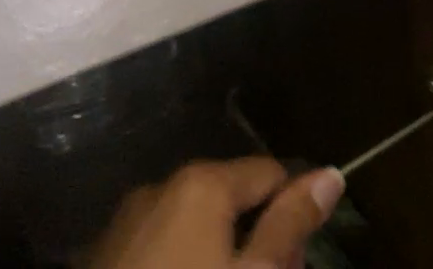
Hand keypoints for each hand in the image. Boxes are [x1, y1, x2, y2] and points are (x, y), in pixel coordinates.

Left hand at [88, 158, 343, 268]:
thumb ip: (291, 223)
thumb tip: (331, 174)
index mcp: (202, 184)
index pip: (274, 173)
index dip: (292, 214)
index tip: (293, 262)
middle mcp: (161, 188)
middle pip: (234, 198)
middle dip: (257, 236)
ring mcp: (124, 225)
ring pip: (197, 225)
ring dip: (221, 253)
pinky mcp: (100, 259)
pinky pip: (161, 248)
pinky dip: (182, 265)